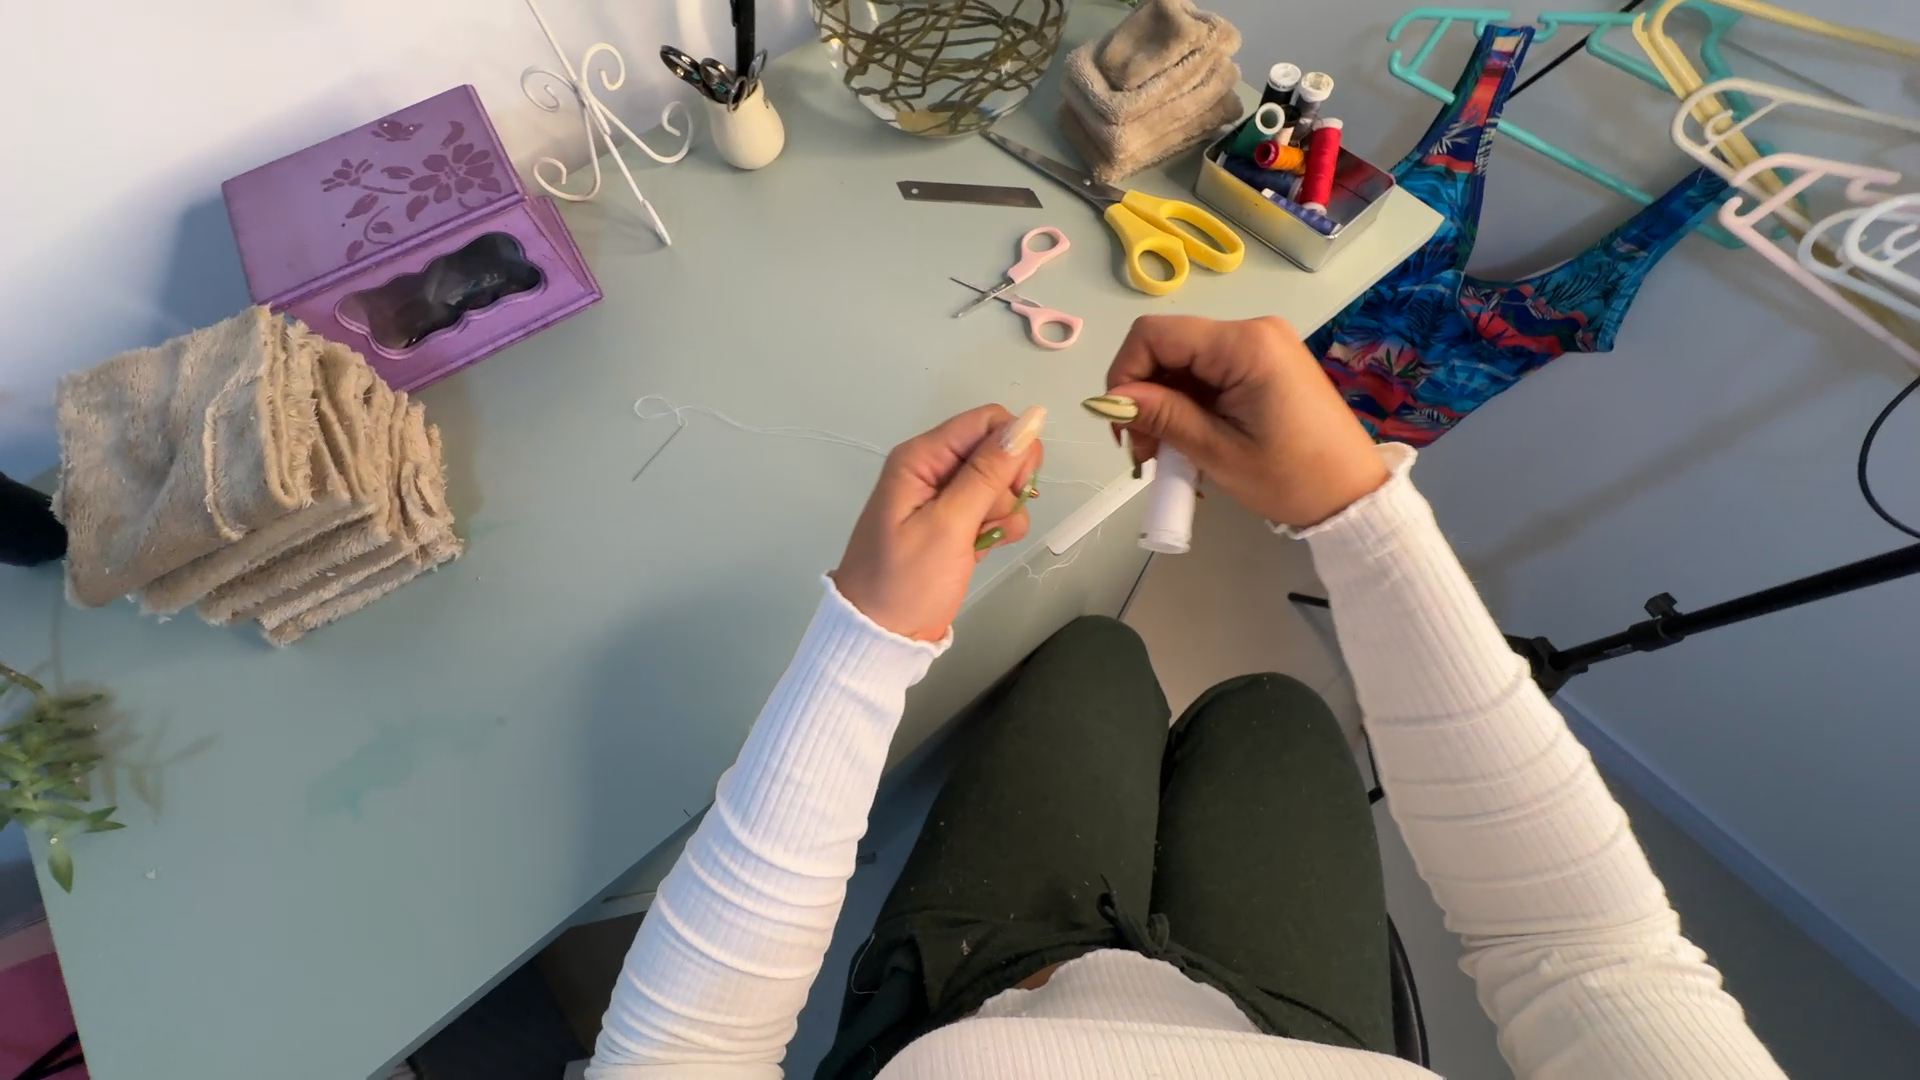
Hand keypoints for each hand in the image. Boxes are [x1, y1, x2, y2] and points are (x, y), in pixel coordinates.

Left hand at [833, 405, 1044, 640]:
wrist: (882, 636)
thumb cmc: (906, 582)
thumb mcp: (949, 525)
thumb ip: (988, 472)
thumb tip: (1029, 420)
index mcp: (922, 457)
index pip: (987, 422)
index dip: (1012, 447)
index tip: (1016, 486)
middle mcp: (933, 468)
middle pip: (997, 450)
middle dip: (1008, 483)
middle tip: (991, 517)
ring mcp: (946, 497)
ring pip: (1001, 482)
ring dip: (1004, 510)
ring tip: (980, 539)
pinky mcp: (957, 523)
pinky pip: (994, 509)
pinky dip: (998, 527)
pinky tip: (985, 548)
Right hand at [1105, 315, 1386, 528]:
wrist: (1351, 496)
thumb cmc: (1290, 478)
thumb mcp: (1216, 451)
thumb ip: (1160, 416)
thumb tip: (1105, 400)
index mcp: (1244, 345)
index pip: (1154, 334)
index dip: (1124, 374)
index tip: (1122, 425)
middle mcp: (1251, 331)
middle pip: (1165, 347)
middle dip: (1142, 397)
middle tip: (1143, 452)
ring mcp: (1258, 346)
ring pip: (1180, 364)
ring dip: (1161, 406)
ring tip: (1164, 454)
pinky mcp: (1261, 364)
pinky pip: (1204, 374)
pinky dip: (1184, 406)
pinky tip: (1186, 440)